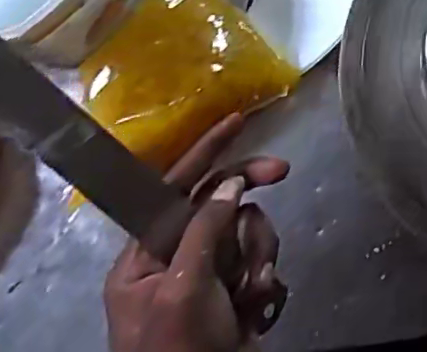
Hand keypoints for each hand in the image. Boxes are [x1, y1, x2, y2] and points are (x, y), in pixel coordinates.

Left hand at [104, 115, 290, 351]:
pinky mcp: (234, 293)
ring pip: (247, 229)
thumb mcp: (184, 289)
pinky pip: (260, 258)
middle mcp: (174, 260)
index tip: (237, 121)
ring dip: (259, 252)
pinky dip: (265, 276)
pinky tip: (258, 305)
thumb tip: (230, 182)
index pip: (174, 189)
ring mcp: (206, 277)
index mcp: (144, 259)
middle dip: (248, 201)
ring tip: (253, 288)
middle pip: (220, 203)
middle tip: (282, 174)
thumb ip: (205, 228)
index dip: (206, 152)